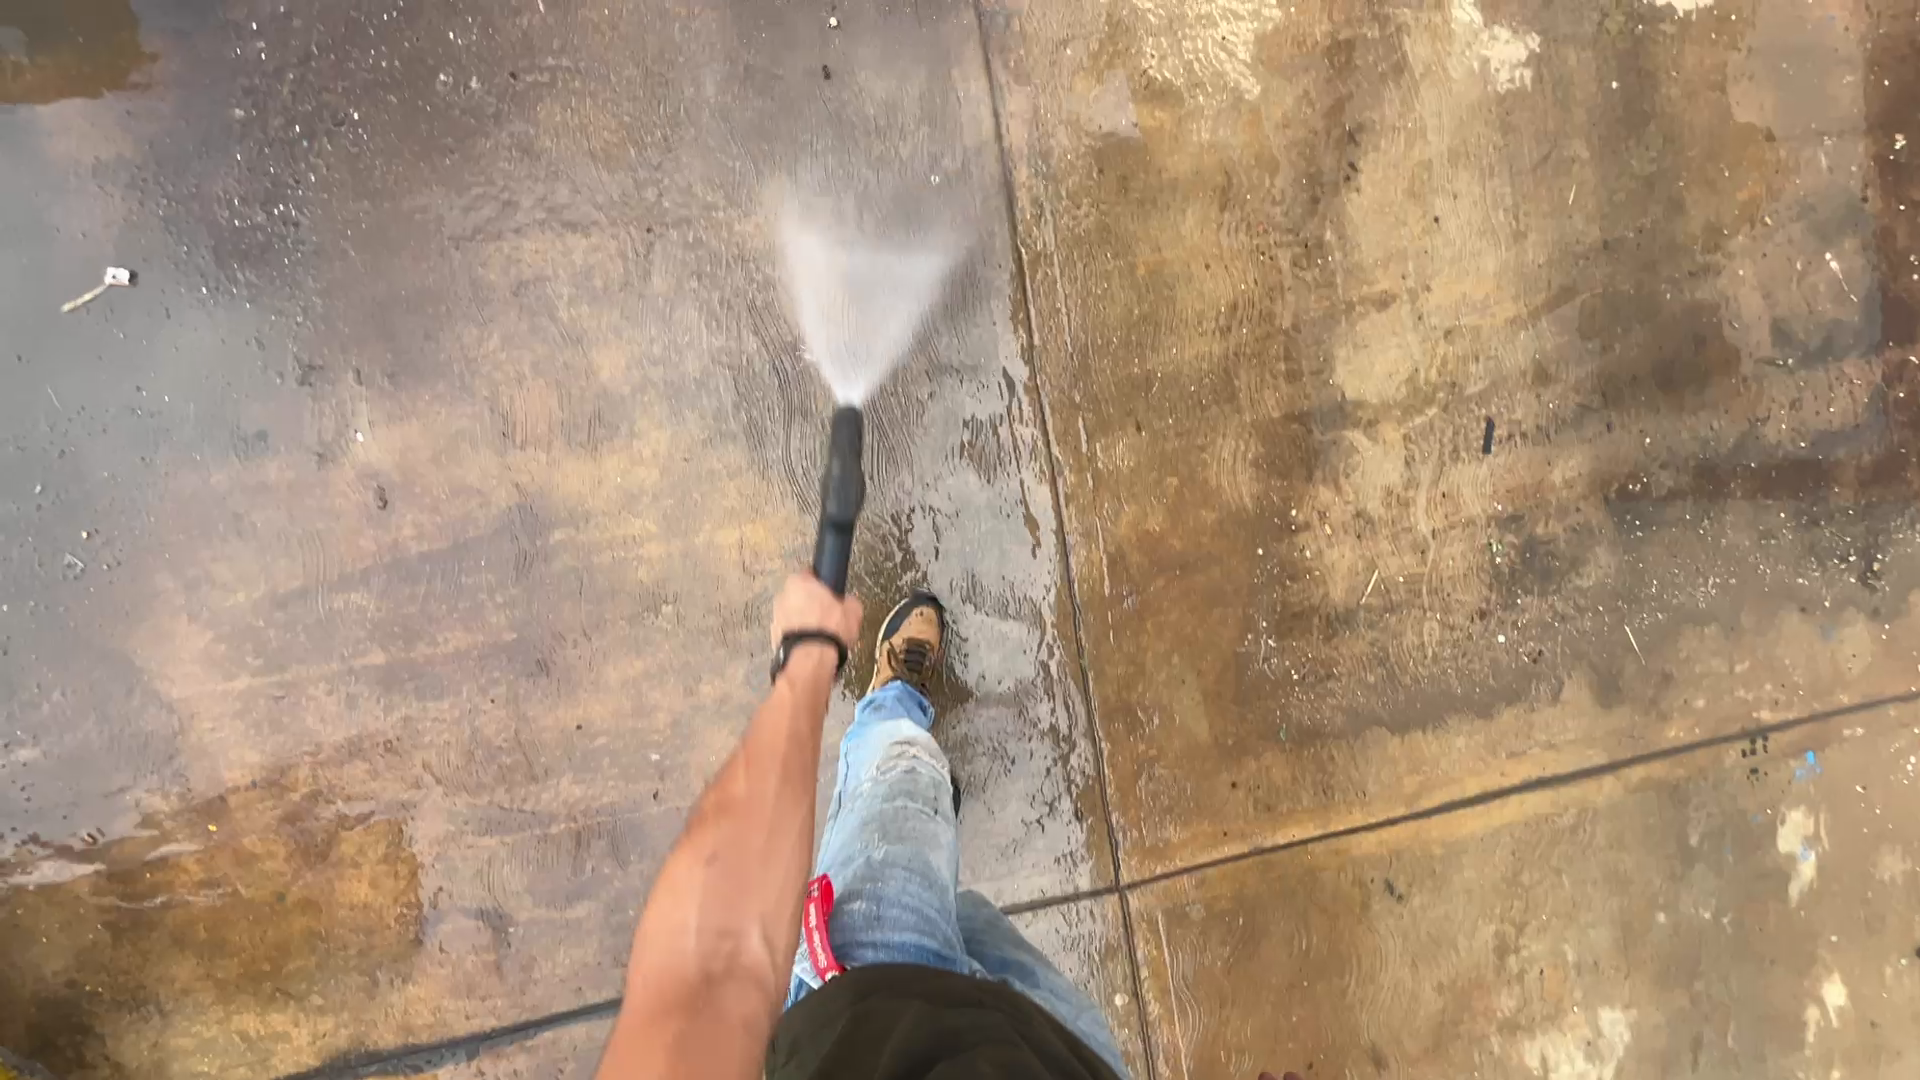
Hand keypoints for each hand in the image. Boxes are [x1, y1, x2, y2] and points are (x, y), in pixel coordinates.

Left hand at [769, 573, 863, 656]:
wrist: (810, 659)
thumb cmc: (828, 630)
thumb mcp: (853, 611)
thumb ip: (850, 602)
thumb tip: (849, 603)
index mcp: (799, 582)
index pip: (810, 574)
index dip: (823, 584)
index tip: (830, 592)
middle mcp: (783, 596)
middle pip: (799, 595)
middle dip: (811, 603)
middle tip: (829, 614)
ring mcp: (776, 617)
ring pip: (793, 614)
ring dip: (804, 621)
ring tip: (822, 634)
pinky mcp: (773, 637)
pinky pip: (790, 632)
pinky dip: (799, 636)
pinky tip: (813, 645)